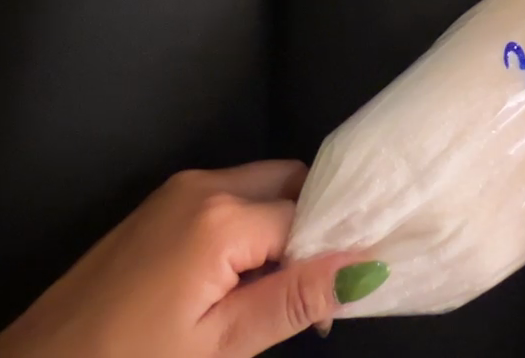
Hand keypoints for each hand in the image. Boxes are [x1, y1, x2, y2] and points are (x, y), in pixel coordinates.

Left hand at [0, 162, 388, 357]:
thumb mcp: (219, 347)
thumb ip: (293, 300)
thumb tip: (364, 266)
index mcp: (221, 216)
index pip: (307, 214)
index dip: (332, 249)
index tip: (342, 294)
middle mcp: (203, 183)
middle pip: (287, 181)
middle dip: (312, 224)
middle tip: (315, 288)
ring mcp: (178, 189)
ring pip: (258, 187)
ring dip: (280, 226)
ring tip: (278, 292)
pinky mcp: (160, 203)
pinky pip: (226, 197)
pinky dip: (248, 226)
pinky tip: (240, 278)